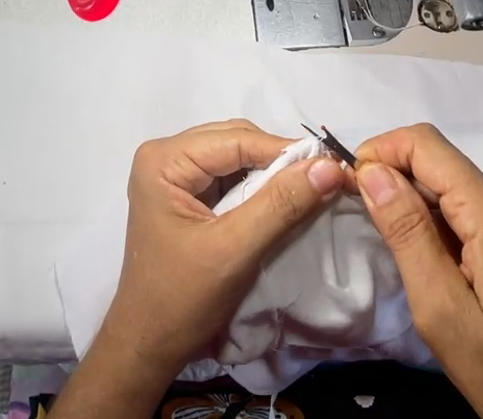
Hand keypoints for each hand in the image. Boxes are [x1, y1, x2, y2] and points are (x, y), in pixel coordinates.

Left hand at [55, 120, 344, 418]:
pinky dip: (257, 186)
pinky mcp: (184, 194)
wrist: (149, 344)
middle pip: (234, 141)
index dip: (284, 150)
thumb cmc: (183, 298)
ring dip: (270, 172)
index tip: (333, 165)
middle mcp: (164, 156)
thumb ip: (281, 204)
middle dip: (278, 159)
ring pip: (234, 156)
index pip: (235, 139)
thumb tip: (329, 166)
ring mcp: (173, 174)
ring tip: (309, 187)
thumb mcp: (235, 250)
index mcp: (164, 160)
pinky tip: (281, 200)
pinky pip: (229, 175)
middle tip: (324, 177)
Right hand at [354, 124, 482, 418]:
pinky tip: (433, 262)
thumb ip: (407, 233)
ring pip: (452, 182)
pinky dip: (439, 219)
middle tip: (367, 226)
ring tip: (398, 251)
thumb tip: (371, 171)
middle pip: (437, 159)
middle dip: (392, 178)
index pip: (423, 143)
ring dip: (414, 201)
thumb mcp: (443, 311)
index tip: (352, 191)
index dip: (379, 153)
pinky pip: (471, 206)